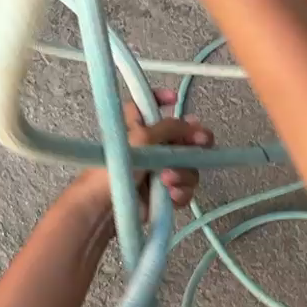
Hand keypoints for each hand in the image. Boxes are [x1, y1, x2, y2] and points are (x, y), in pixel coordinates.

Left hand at [67, 88, 212, 211]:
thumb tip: (192, 122)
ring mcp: (158, 170)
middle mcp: (149, 146)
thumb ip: (169, 127)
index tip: (175, 99)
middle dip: (193, 140)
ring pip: (187, 165)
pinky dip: (181, 192)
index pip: (148, 106)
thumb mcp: (142, 139)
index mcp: (136, 127)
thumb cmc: (114, 167)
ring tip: (167, 179)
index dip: (161, 99)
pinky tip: (171, 196)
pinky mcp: (163, 194)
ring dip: (183, 172)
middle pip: (181, 137)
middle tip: (201, 142)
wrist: (104, 207)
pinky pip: (184, 188)